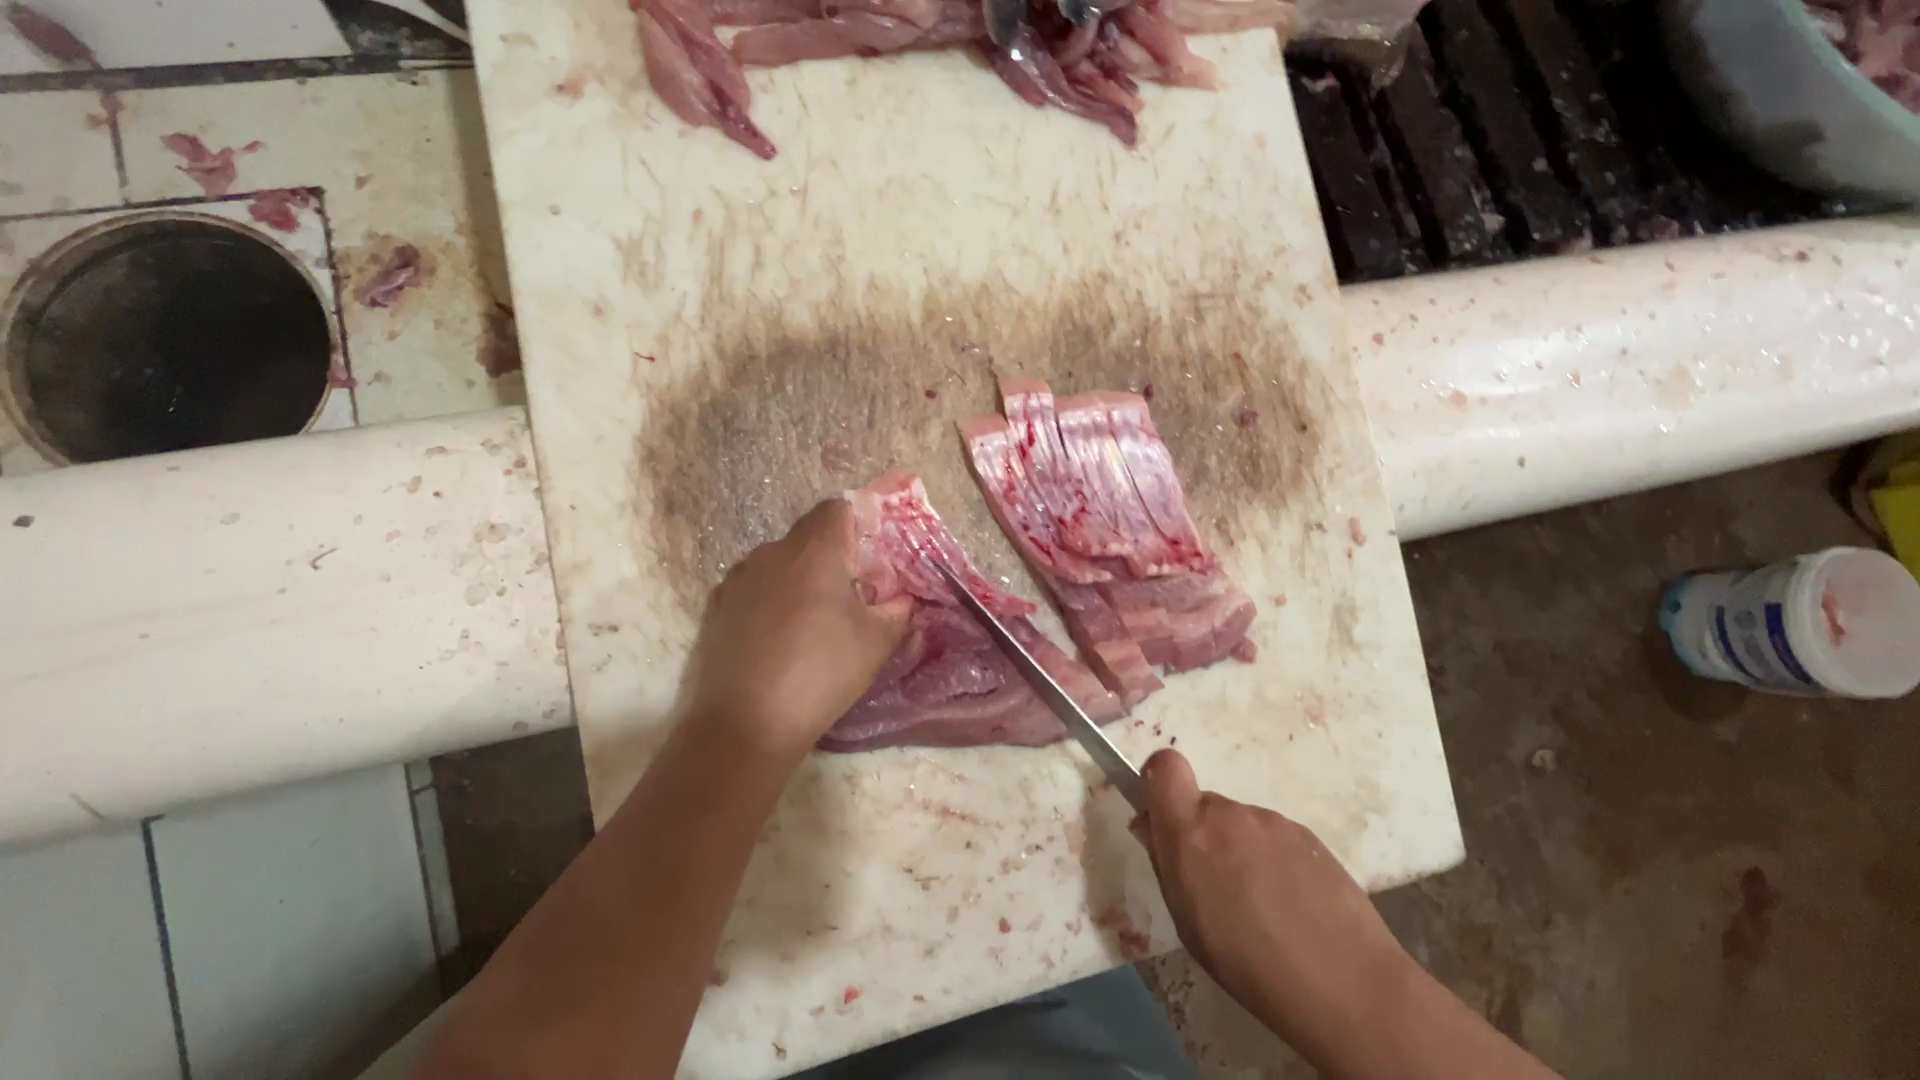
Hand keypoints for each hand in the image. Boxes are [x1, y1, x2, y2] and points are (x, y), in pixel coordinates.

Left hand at [685, 499, 910, 758]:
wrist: (746, 723)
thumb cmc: (820, 673)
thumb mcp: (875, 644)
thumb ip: (896, 612)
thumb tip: (902, 599)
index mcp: (814, 552)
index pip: (837, 508)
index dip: (858, 520)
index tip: (873, 549)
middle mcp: (771, 553)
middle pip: (807, 536)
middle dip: (832, 555)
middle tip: (853, 591)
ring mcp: (738, 580)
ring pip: (779, 563)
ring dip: (800, 578)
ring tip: (816, 620)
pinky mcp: (718, 608)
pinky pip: (754, 589)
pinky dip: (772, 601)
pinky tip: (781, 638)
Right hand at [1132, 749, 1412, 1056]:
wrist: (1345, 981)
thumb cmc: (1247, 963)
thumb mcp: (1186, 922)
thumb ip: (1166, 864)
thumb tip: (1153, 828)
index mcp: (1191, 831)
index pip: (1164, 767)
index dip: (1158, 784)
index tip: (1162, 820)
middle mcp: (1231, 815)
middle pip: (1204, 806)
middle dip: (1201, 836)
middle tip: (1215, 888)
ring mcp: (1274, 823)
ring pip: (1241, 826)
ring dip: (1240, 853)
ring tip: (1260, 907)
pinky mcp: (1310, 837)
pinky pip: (1274, 840)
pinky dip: (1273, 864)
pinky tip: (1290, 907)